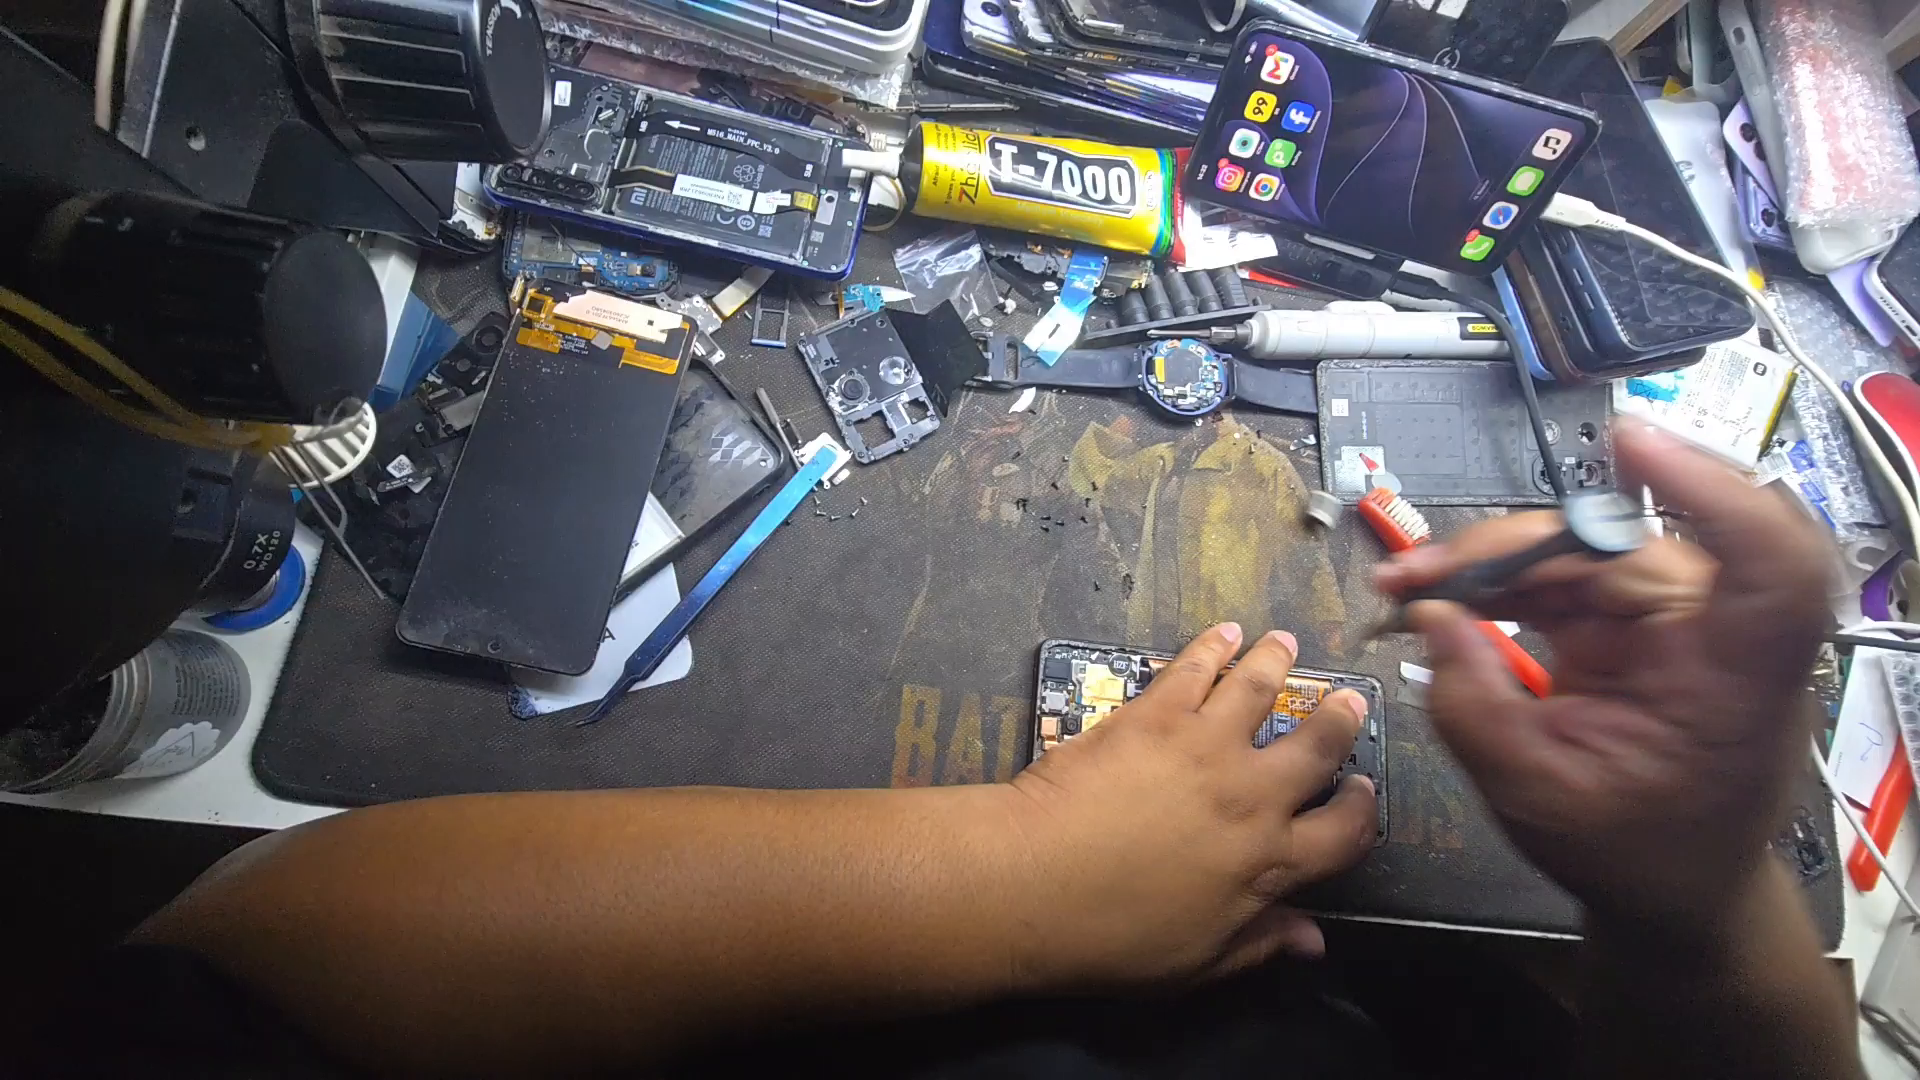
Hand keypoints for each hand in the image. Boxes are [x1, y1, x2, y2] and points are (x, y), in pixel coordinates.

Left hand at [1000, 624, 1376, 987]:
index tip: (1364, 789)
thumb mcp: (1199, 961)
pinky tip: (1222, 632)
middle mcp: (1249, 793)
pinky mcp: (1156, 714)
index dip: (1361, 810)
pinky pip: (1193, 669)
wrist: (1040, 879)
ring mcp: (1203, 744)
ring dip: (1276, 661)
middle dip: (1338, 721)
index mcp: (1268, 861)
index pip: (1343, 833)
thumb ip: (1261, 942)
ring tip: (1286, 642)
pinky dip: (1212, 645)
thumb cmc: (1116, 934)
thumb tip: (1315, 939)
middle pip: (1314, 747)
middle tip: (1348, 700)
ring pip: (1257, 689)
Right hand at [1373, 425, 1830, 936]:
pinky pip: (1551, 580)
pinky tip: (1439, 599)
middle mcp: (1703, 632)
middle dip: (1497, 550)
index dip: (1713, 492)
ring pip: (1568, 554)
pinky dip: (1489, 585)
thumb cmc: (1623, 848)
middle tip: (1406, 576)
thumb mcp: (1526, 785)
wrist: (1662, 883)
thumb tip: (1425, 614)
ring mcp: (1661, 625)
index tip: (1629, 443)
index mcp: (1725, 678)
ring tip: (1403, 587)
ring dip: (1479, 564)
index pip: (1763, 565)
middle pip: (1610, 547)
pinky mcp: (1621, 627)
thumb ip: (1469, 700)